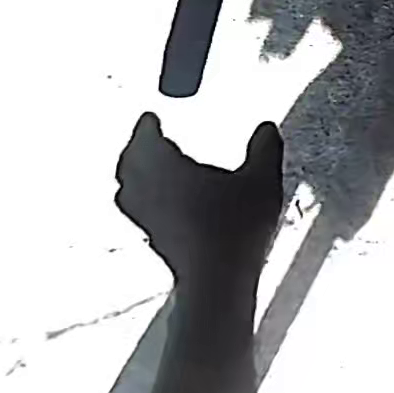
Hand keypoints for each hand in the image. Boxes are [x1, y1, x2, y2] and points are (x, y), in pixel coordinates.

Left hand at [115, 113, 284, 283]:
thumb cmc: (238, 223)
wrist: (218, 275)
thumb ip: (263, 148)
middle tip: (145, 136)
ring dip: (133, 171)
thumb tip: (265, 126)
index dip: (147, 127)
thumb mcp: (262, 178)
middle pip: (130, 164)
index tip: (149, 117)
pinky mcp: (153, 236)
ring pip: (128, 187)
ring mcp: (147, 217)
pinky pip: (137, 207)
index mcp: (169, 169)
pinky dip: (141, 193)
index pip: (147, 141)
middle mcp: (149, 191)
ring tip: (145, 164)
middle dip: (136, 147)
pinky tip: (158, 199)